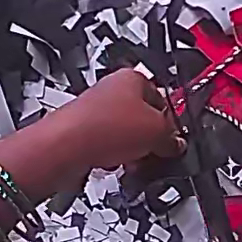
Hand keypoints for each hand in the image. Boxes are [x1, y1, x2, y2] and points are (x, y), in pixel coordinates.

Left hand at [50, 68, 185, 170]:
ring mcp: (95, 113)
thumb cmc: (101, 126)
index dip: (172, 120)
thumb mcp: (157, 132)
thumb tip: (176, 144)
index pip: (163, 97)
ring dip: (132, 151)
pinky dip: (113, 157)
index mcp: (132, 77)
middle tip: (156, 152)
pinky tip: (114, 163)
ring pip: (124, 135)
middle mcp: (111, 91)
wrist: (65, 148)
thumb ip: (172, 136)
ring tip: (134, 161)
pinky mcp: (82, 134)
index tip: (175, 137)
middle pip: (142, 118)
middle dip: (150, 138)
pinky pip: (107, 147)